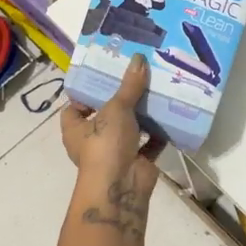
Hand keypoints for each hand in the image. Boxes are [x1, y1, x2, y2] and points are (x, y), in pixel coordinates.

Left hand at [61, 55, 160, 236]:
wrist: (121, 187)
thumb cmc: (106, 145)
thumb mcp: (116, 108)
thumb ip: (129, 85)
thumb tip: (139, 58)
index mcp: (76, 129)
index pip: (75, 106)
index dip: (87, 92)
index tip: (106, 74)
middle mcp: (93, 141)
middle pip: (106, 115)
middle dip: (122, 99)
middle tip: (138, 76)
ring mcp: (116, 152)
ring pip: (130, 128)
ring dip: (143, 115)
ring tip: (158, 89)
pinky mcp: (137, 160)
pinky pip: (150, 142)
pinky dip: (159, 132)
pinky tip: (170, 113)